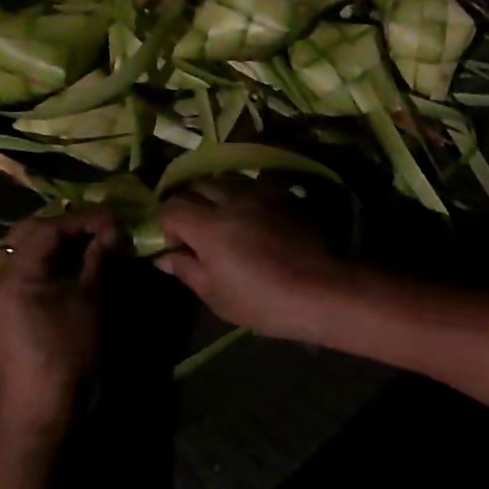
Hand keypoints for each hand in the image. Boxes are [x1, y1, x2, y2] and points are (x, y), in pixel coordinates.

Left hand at [0, 211, 116, 434]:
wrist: (42, 408)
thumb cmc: (69, 352)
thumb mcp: (90, 301)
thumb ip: (98, 259)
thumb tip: (113, 230)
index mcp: (15, 274)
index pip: (48, 228)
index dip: (83, 219)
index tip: (115, 220)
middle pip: (25, 234)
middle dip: (63, 224)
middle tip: (98, 226)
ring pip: (20, 251)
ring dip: (53, 241)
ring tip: (87, 242)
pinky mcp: (2, 312)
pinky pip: (20, 270)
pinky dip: (45, 260)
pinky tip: (70, 266)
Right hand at [154, 184, 351, 337]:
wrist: (322, 290)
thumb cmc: (262, 301)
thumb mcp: (216, 295)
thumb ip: (187, 270)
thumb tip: (166, 257)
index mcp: (210, 225)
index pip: (172, 207)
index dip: (166, 224)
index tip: (175, 244)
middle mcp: (234, 201)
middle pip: (199, 187)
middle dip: (190, 205)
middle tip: (196, 232)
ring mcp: (263, 196)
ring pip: (230, 187)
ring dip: (220, 202)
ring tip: (228, 229)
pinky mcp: (287, 199)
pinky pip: (257, 193)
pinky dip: (247, 205)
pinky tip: (257, 228)